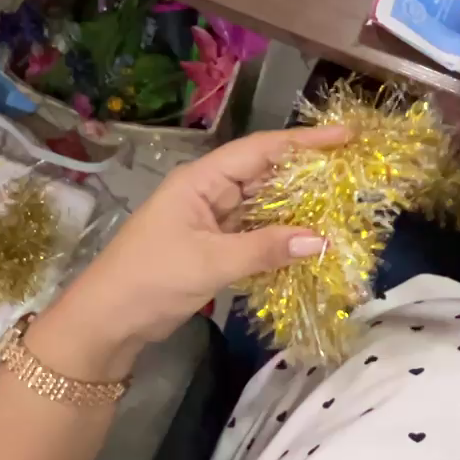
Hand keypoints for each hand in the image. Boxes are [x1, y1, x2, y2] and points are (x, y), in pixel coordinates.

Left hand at [28, 126, 351, 379]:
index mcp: (201, 180)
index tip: (345, 137)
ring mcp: (210, 220)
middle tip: (352, 173)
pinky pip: (254, 233)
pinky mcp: (212, 247)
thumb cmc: (151, 279)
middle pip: (264, 174)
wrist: (107, 321)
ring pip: (262, 205)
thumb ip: (266, 249)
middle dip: (306, 173)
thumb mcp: (210, 262)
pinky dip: (279, 237)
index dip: (304, 142)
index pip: (260, 150)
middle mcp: (208, 192)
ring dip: (296, 208)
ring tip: (340, 205)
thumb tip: (322, 240)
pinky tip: (307, 241)